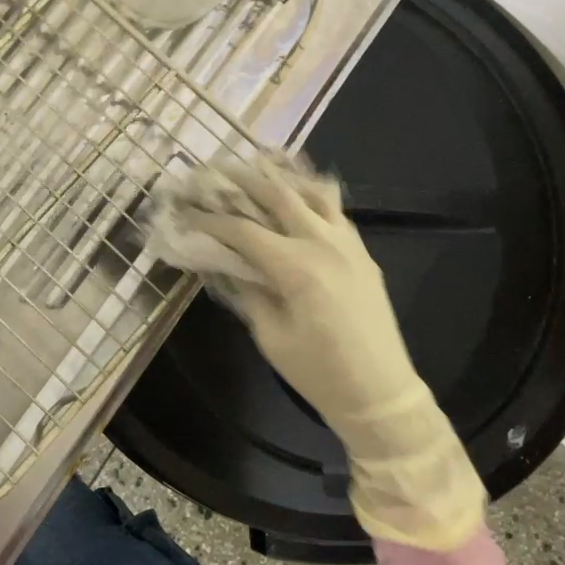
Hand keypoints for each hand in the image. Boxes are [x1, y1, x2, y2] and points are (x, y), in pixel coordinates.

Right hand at [184, 157, 487, 550]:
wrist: (380, 393)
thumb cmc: (317, 372)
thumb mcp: (269, 335)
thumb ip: (247, 291)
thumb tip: (225, 264)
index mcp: (296, 267)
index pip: (243, 230)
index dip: (210, 219)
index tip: (184, 211)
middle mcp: (324, 244)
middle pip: (279, 196)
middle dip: (243, 181)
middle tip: (215, 172)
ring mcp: (349, 245)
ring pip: (313, 194)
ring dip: (281, 180)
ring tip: (256, 171)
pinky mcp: (362, 253)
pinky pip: (334, 211)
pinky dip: (310, 197)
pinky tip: (294, 198)